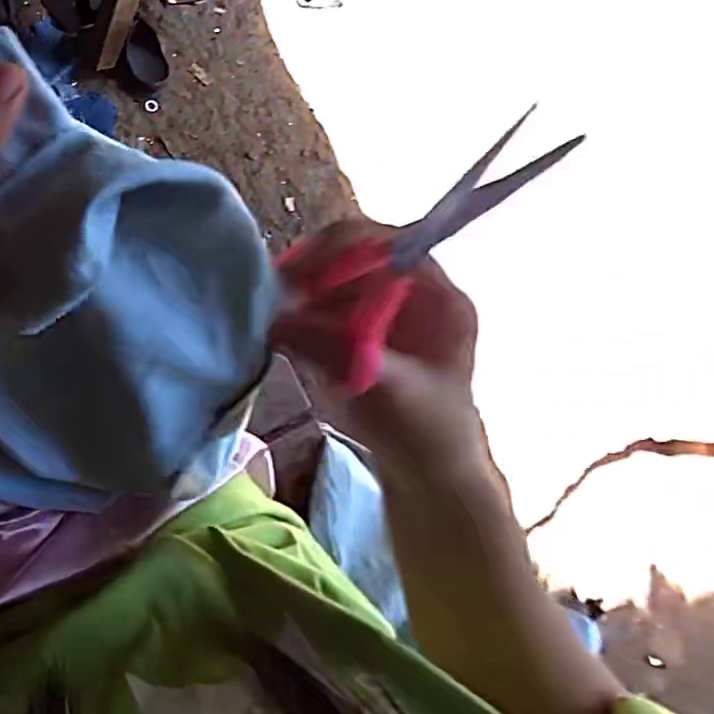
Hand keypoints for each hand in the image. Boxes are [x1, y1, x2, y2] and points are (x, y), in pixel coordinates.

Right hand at [275, 218, 495, 494]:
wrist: (426, 469)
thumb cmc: (423, 430)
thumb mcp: (387, 390)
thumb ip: (338, 352)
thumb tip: (279, 321)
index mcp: (435, 295)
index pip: (386, 244)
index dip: (340, 252)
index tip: (298, 278)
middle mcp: (407, 292)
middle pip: (353, 254)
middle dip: (312, 271)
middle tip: (277, 295)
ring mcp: (378, 309)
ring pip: (331, 278)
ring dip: (301, 293)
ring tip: (279, 318)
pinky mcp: (354, 329)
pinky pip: (319, 305)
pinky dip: (298, 314)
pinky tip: (285, 333)